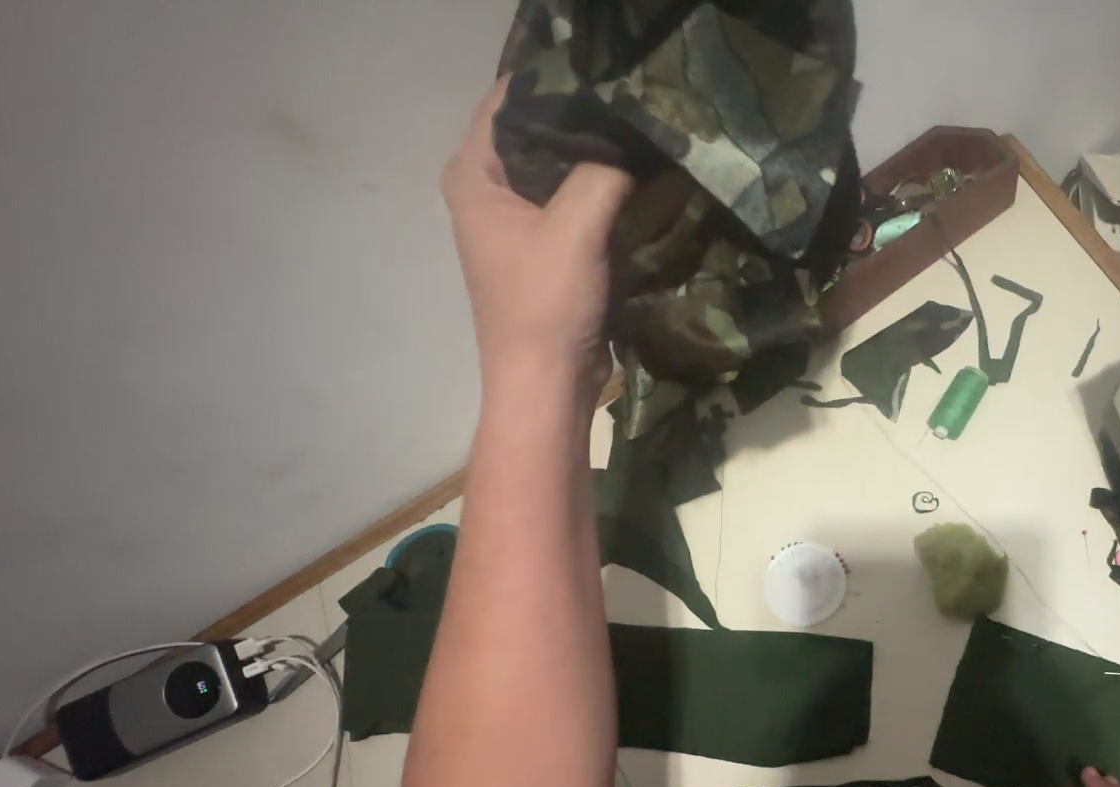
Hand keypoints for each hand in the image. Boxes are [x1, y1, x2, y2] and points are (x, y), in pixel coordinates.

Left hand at [441, 79, 630, 390]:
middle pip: (539, 133)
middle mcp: (489, 190)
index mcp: (474, 173)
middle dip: (586, 119)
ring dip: (600, 160)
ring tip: (646, 136)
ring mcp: (519, 223)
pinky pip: (578, 205)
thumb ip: (603, 172)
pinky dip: (605, 194)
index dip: (558, 80)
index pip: (511, 99)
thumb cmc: (545, 305)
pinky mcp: (549, 251)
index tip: (610, 70)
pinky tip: (641, 184)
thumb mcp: (575, 230)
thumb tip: (638, 133)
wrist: (548, 384)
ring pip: (562, 171)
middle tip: (638, 103)